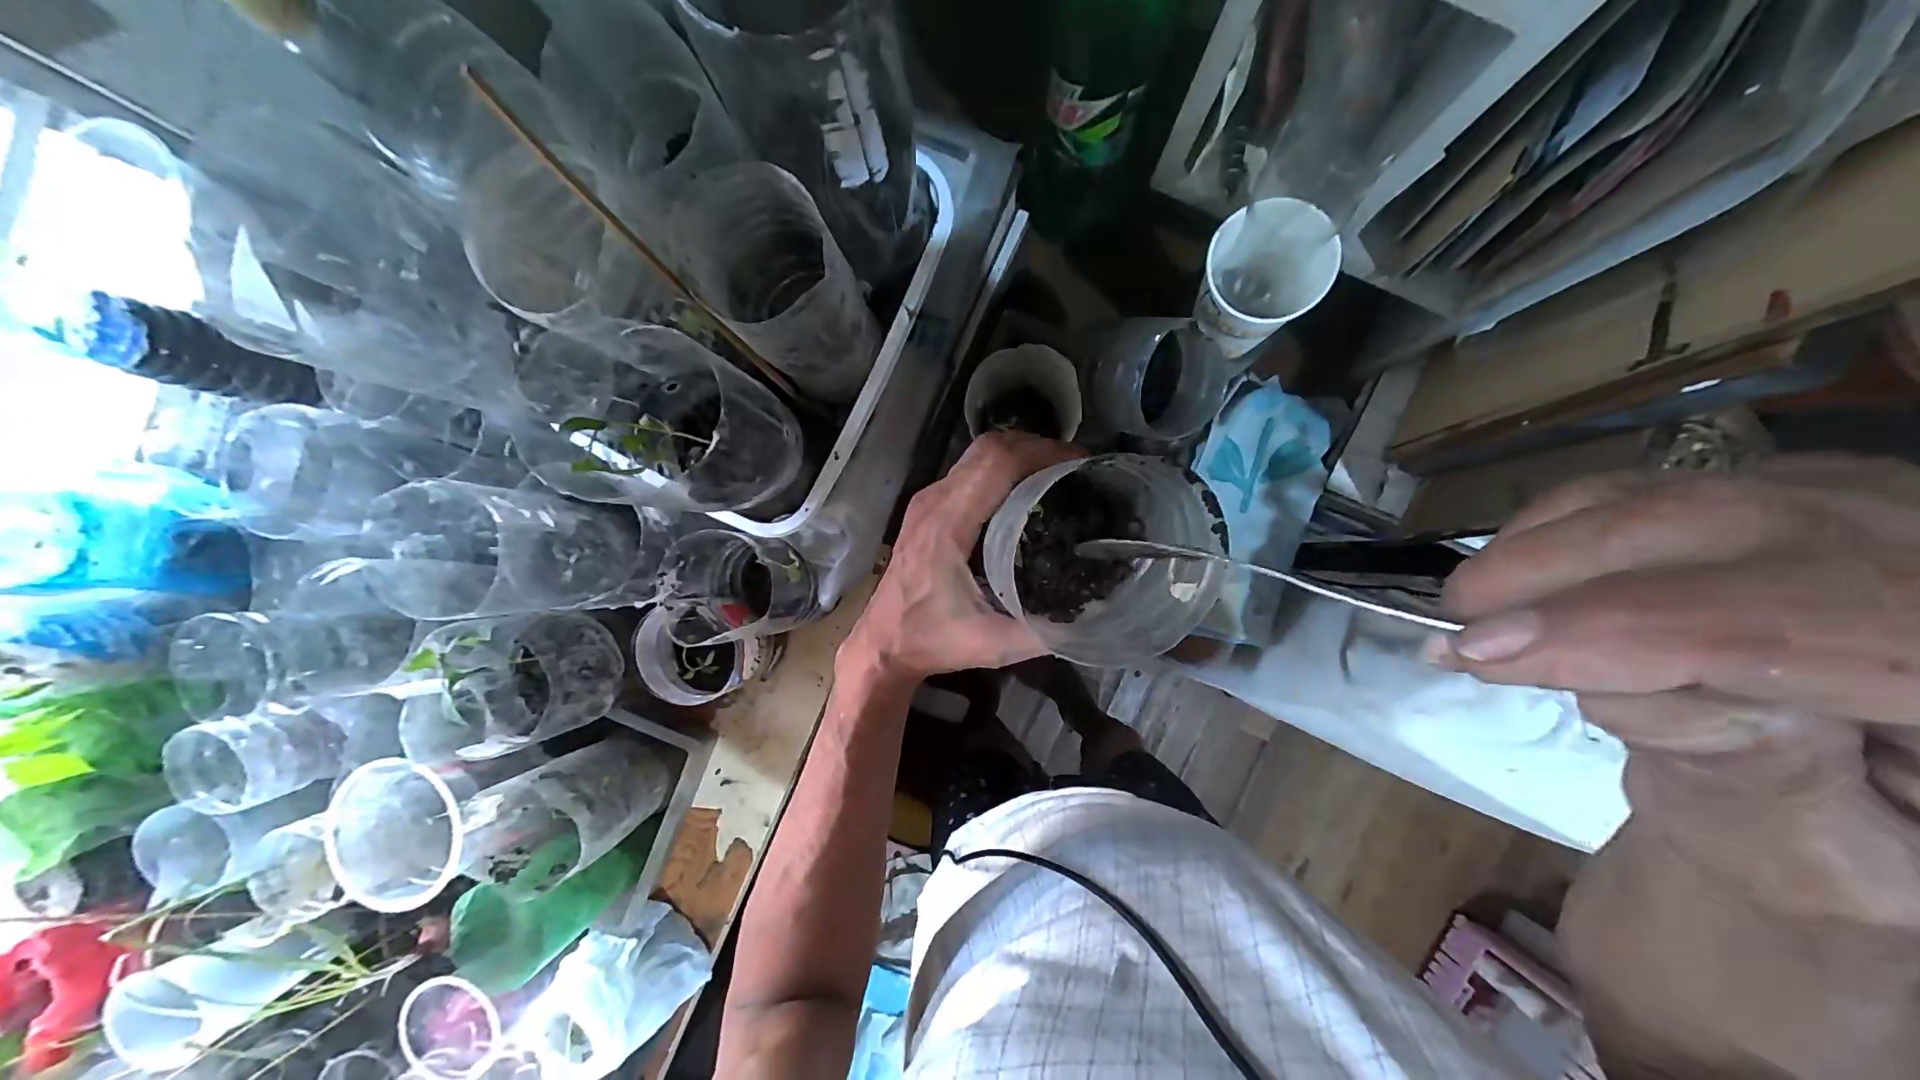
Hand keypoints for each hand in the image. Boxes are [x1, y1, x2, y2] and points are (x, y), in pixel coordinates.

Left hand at [842, 432, 1086, 684]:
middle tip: (1076, 470)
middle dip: (1037, 448)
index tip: (1080, 465)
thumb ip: (1041, 632)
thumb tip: (1092, 616)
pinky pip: (969, 471)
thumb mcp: (991, 645)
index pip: (997, 462)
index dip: (1042, 453)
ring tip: (1058, 476)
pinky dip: (1002, 470)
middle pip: (989, 447)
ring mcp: (927, 501)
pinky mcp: (928, 508)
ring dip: (1020, 456)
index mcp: (947, 524)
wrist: (881, 643)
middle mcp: (934, 501)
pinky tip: (1026, 493)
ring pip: (978, 455)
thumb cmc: (929, 641)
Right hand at [1435, 456, 1919, 1077]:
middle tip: (1453, 626)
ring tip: (1467, 611)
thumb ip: (1751, 783)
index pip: (1778, 627)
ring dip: (1532, 553)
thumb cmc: (1849, 846)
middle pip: (1703, 529)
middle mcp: (1913, 556)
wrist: (1862, 780)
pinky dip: (1543, 534)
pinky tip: (1509, 585)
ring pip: (1648, 499)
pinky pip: (1622, 493)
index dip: (1611, 632)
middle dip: (1550, 574)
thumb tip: (1615, 693)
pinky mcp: (1758, 489)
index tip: (1480, 654)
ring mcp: (1839, 505)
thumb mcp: (1823, 861)